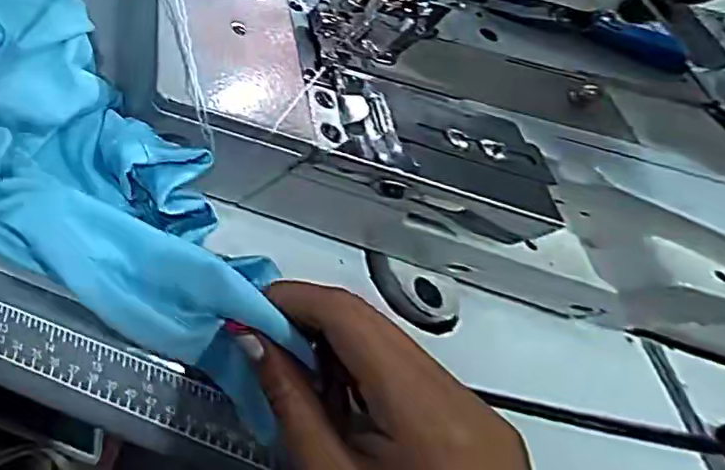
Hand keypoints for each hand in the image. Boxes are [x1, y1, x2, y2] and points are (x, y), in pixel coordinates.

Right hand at [237, 281, 528, 469]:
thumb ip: (289, 399)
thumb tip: (251, 336)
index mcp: (431, 416)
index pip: (347, 313)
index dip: (289, 300)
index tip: (249, 312)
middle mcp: (464, 403)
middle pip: (367, 321)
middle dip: (306, 320)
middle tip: (263, 339)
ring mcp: (475, 413)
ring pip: (385, 338)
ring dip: (331, 343)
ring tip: (298, 378)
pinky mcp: (475, 425)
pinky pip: (406, 369)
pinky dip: (361, 369)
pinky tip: (338, 401)